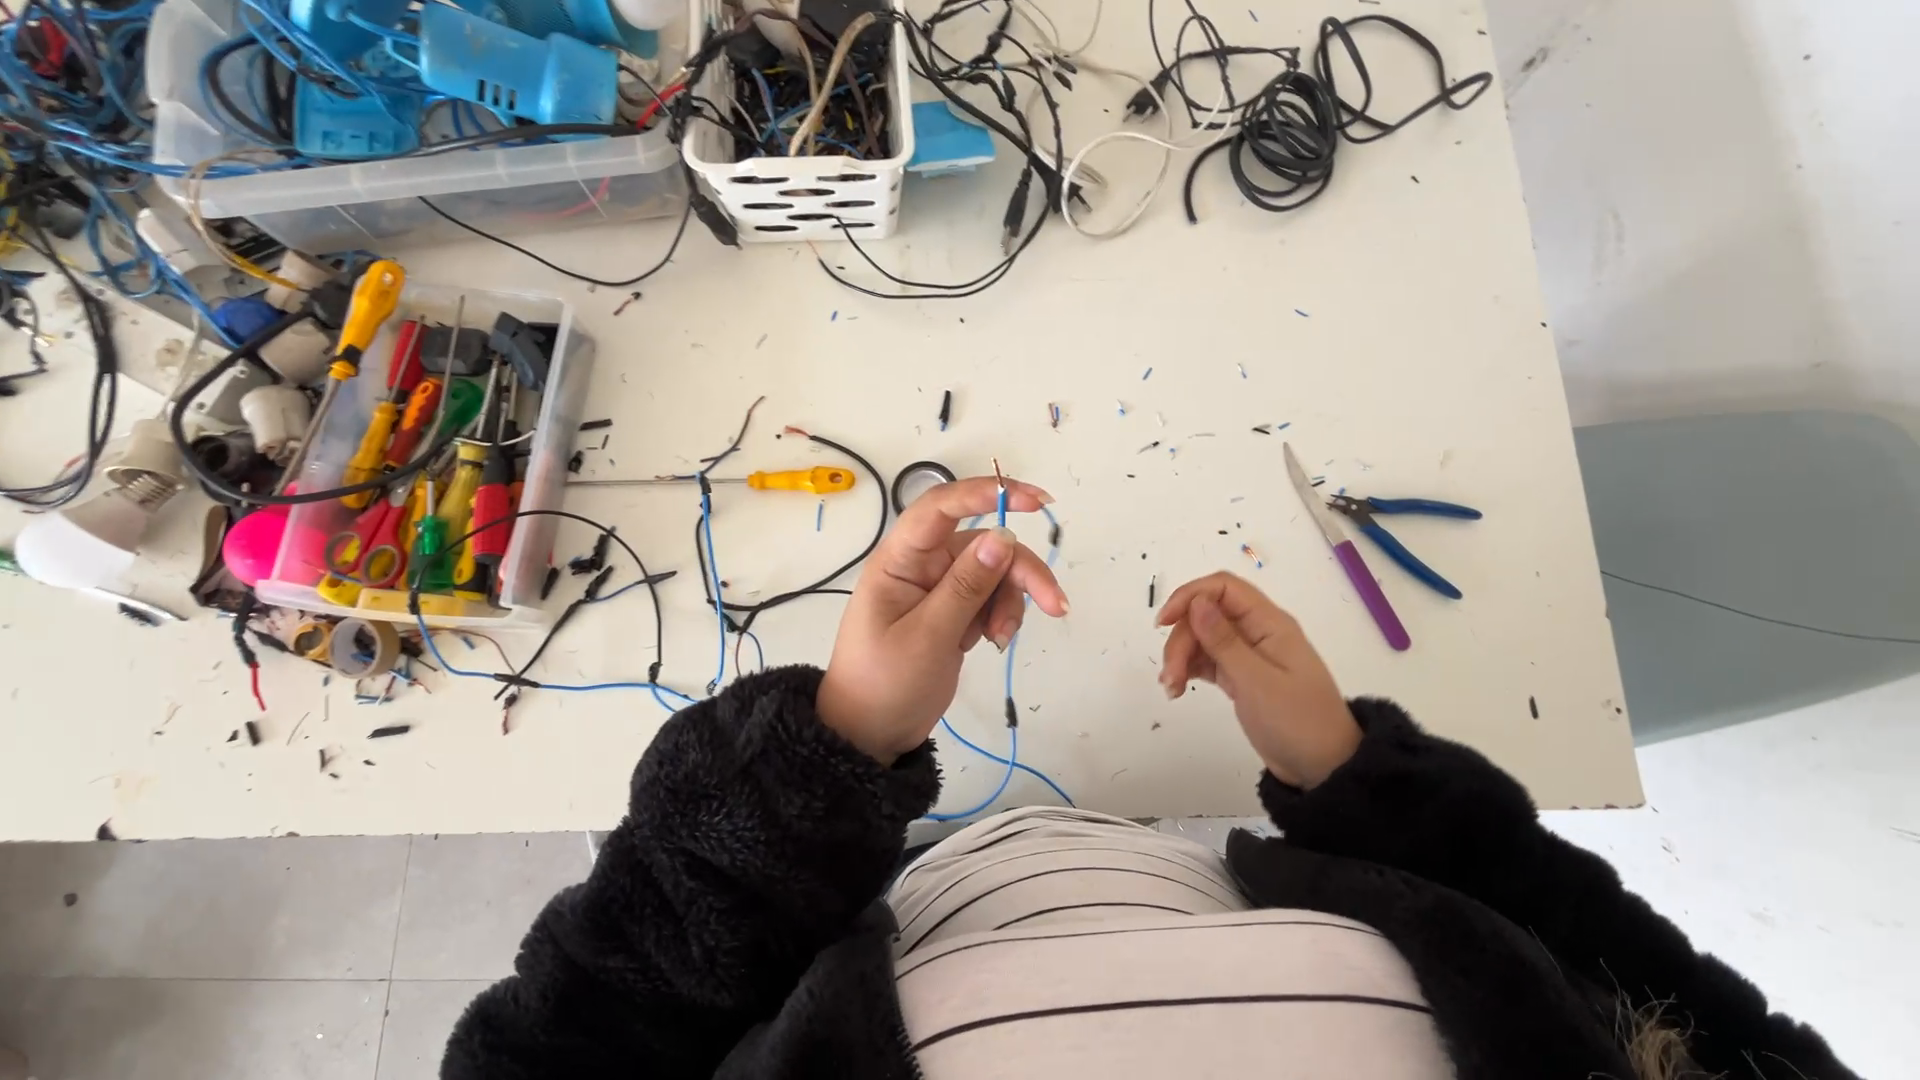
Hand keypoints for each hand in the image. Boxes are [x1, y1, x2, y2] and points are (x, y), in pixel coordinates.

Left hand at [818, 476, 1069, 763]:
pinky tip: (993, 642)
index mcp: (900, 559)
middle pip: (984, 545)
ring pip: (994, 573)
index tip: (1037, 501)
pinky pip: (991, 598)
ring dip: (1012, 601)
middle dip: (1020, 570)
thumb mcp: (927, 635)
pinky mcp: (955, 612)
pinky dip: (1002, 616)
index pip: (941, 507)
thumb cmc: (885, 683)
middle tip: (1056, 604)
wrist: (871, 734)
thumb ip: (966, 586)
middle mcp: (922, 565)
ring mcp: (940, 589)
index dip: (987, 493)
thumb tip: (1002, 537)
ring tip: (1003, 639)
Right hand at [1156, 572, 1360, 788]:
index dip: (1189, 596)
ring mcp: (1248, 654)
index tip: (1163, 622)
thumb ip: (1224, 641)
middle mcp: (1257, 632)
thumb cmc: (1297, 722)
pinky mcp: (1240, 676)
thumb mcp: (1257, 681)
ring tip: (1171, 689)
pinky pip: (1206, 660)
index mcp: (1269, 623)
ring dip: (1180, 657)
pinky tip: (1176, 688)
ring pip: (1201, 638)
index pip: (1223, 588)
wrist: (1324, 768)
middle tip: (1169, 676)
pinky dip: (1188, 670)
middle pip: (1205, 615)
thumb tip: (1197, 601)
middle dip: (1181, 639)